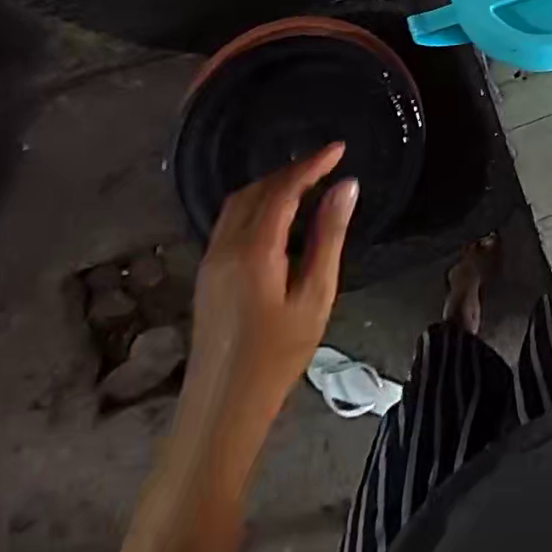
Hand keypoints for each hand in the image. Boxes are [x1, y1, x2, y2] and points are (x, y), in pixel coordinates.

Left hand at [181, 143, 358, 425]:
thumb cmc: (278, 355)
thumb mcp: (315, 296)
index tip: (338, 149)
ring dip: (271, 185)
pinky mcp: (207, 271)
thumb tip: (345, 188)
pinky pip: (230, 220)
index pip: (283, 189)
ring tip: (307, 184)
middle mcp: (225, 244)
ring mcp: (211, 257)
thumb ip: (329, 237)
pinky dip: (256, 204)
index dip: (312, 164)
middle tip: (326, 166)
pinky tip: (278, 216)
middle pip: (257, 190)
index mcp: (253, 249)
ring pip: (239, 202)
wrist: (224, 403)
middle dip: (292, 171)